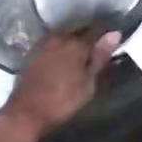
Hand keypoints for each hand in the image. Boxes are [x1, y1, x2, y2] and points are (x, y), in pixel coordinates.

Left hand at [0, 27, 121, 141]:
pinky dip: (60, 47)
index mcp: (76, 44)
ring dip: (73, 41)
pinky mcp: (33, 52)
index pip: (96, 29)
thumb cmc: (63, 101)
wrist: (27, 111)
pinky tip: (63, 58)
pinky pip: (52, 43)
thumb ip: (100, 56)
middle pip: (78, 30)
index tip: (112, 39)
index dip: (105, 33)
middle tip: (97, 48)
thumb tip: (115, 33)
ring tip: (81, 53)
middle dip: (88, 36)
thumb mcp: (88, 83)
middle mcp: (59, 37)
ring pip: (64, 35)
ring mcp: (43, 43)